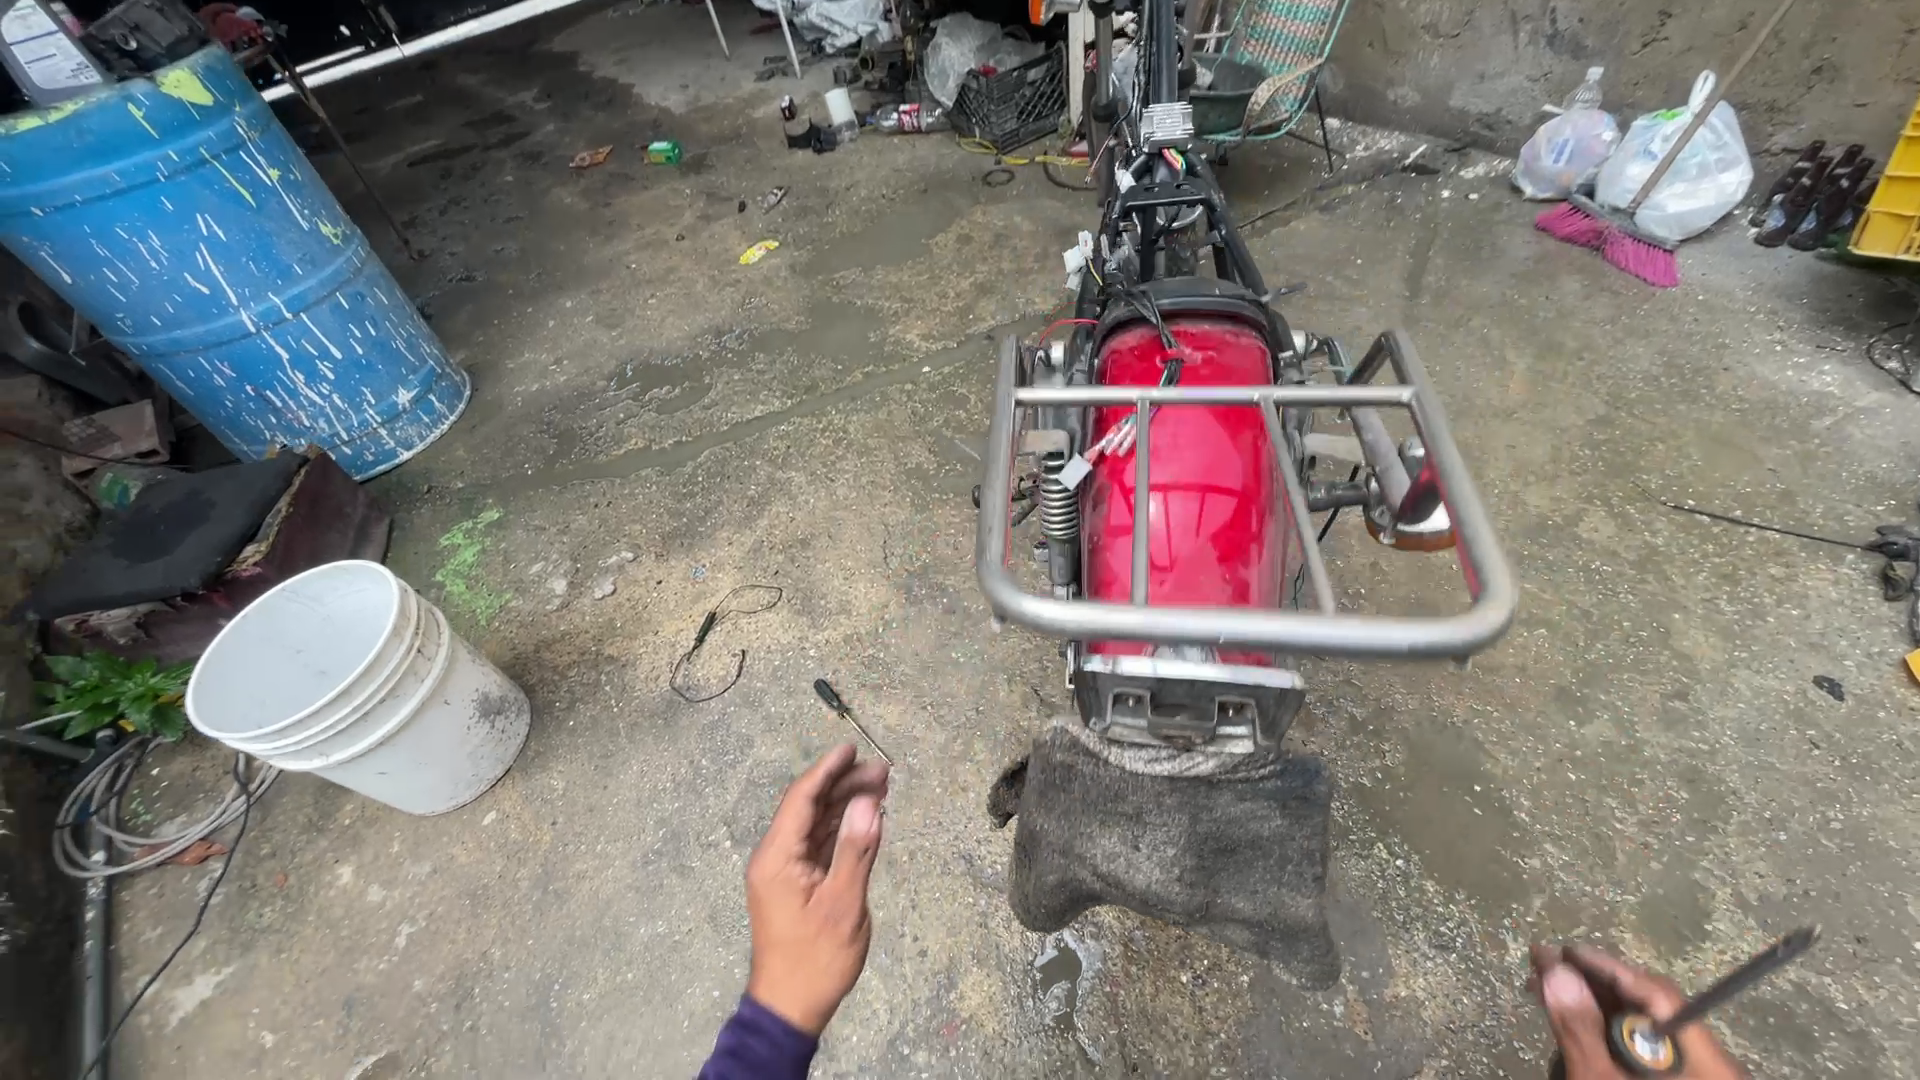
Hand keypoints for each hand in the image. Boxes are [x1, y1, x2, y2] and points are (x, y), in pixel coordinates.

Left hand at [745, 744, 889, 1035]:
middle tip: (883, 771)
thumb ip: (856, 850)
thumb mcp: (843, 905)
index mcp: (777, 857)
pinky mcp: (797, 883)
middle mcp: (776, 857)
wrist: (791, 1009)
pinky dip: (842, 827)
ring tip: (882, 786)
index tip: (852, 749)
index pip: (801, 799)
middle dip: (844, 784)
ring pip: (816, 823)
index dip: (827, 770)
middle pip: (810, 807)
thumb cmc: (816, 958)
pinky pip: (819, 843)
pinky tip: (867, 817)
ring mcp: (785, 870)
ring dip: (846, 803)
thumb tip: (870, 802)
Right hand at [1531, 944, 1748, 1079]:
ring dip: (1594, 1004)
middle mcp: (1715, 1070)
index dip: (1607, 966)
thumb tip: (1554, 968)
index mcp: (1711, 1067)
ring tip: (1546, 992)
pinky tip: (1575, 1026)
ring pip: (1646, 1026)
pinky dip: (1608, 1031)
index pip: (1660, 994)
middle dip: (1593, 983)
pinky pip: (1647, 1048)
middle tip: (1540, 967)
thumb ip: (1577, 1026)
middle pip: (1653, 1007)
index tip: (1559, 952)